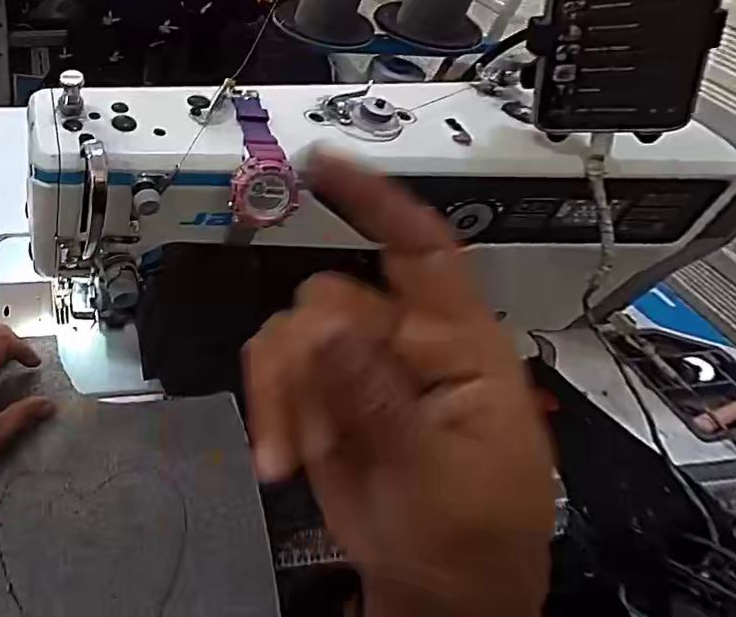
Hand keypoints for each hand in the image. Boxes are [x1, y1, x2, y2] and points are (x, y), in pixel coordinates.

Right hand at [243, 151, 553, 615]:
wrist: (431, 587)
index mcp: (456, 346)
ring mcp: (350, 359)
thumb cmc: (470, 539)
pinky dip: (264, 401)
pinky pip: (267, 361)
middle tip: (308, 417)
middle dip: (304, 356)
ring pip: (284, 329)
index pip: (423, 250)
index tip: (324, 162)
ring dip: (279, 391)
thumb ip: (380, 397)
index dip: (375, 199)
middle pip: (324, 295)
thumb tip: (324, 326)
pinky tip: (279, 449)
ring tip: (292, 449)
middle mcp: (398, 337)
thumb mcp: (439, 476)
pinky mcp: (312, 383)